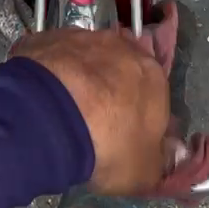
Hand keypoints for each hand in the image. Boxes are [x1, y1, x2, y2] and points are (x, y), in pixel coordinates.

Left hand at [11, 27, 169, 194]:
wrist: (50, 113)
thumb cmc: (108, 143)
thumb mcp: (145, 171)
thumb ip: (159, 158)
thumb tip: (166, 151)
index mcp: (152, 76)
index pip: (154, 93)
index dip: (140, 114)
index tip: (127, 133)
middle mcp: (120, 47)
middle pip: (119, 67)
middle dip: (111, 88)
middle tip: (95, 119)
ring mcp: (81, 36)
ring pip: (86, 56)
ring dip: (80, 76)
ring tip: (64, 107)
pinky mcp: (48, 36)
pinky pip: (56, 54)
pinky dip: (53, 71)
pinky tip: (42, 93)